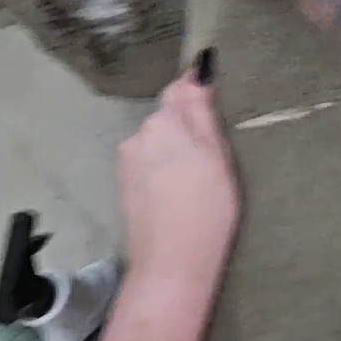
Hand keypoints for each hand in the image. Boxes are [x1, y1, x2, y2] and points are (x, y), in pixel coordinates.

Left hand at [117, 75, 240, 291]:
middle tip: (212, 155)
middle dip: (186, 127)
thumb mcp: (217, 155)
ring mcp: (127, 162)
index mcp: (164, 121)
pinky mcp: (123, 185)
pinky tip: (177, 192)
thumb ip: (203, 112)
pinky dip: (162, 168)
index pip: (179, 89)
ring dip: (173, 148)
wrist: (171, 265)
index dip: (197, 92)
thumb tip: (196, 76)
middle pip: (167, 116)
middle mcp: (139, 134)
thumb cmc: (207, 207)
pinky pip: (147, 162)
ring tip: (195, 179)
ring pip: (157, 141)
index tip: (214, 102)